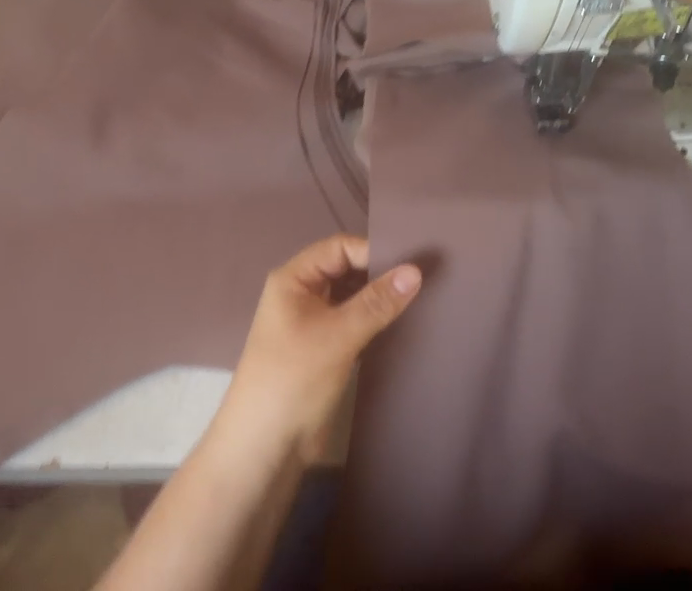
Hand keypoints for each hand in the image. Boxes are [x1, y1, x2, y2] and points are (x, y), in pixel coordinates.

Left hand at [218, 235, 421, 460]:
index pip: (339, 247)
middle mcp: (301, 294)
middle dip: (380, 273)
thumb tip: (416, 270)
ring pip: (352, 298)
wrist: (265, 444)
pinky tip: (404, 326)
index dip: (374, 250)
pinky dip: (375, 322)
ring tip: (423, 298)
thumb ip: (377, 302)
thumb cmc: (294, 377)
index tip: (414, 261)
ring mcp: (312, 323)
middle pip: (346, 270)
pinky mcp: (324, 350)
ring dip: (380, 299)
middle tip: (426, 278)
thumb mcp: (339, 335)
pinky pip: (354, 323)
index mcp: (293, 279)